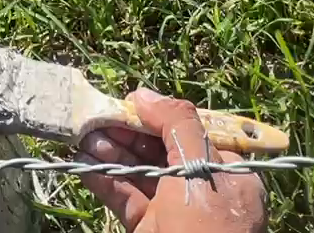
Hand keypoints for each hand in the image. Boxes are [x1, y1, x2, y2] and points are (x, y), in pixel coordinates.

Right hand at [76, 89, 265, 232]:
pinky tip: (84, 164)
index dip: (158, 115)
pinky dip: (105, 180)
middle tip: (96, 117)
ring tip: (84, 136)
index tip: (128, 102)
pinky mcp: (150, 232)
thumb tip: (145, 95)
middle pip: (160, 149)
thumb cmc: (206, 232)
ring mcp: (175, 216)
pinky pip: (126, 198)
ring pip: (139, 173)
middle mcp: (204, 193)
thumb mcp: (199, 173)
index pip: (190, 132)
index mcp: (229, 177)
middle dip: (127, 132)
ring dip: (111, 152)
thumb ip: (176, 125)